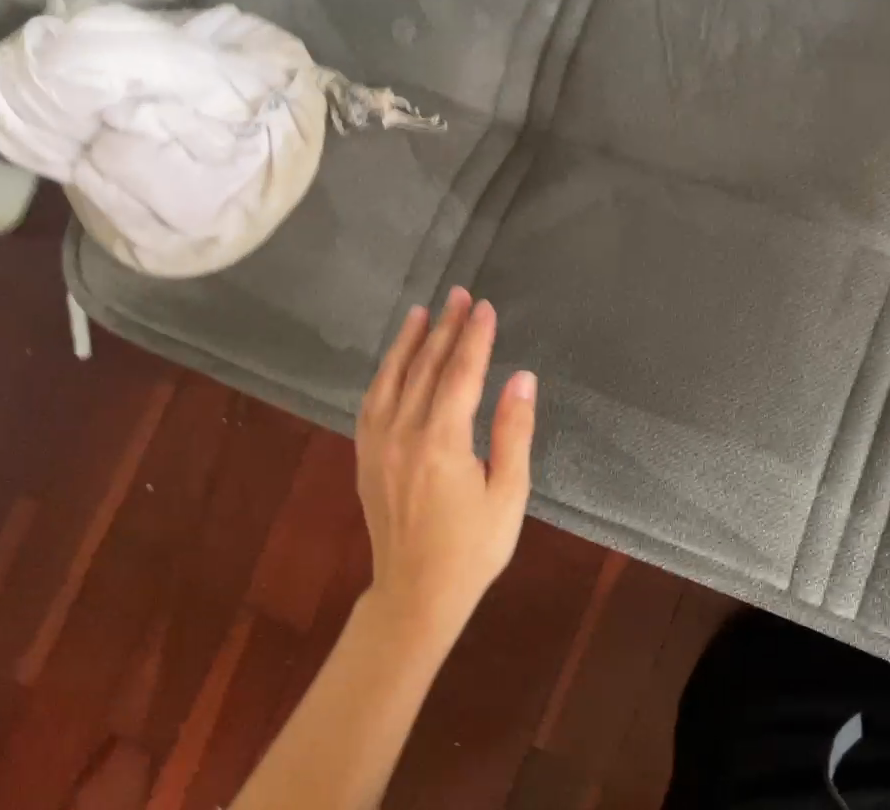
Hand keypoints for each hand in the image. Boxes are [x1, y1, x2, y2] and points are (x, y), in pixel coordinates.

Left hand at [355, 288, 535, 635]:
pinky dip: (385, 374)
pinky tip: (393, 363)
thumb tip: (522, 377)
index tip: (485, 306)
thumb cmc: (474, 546)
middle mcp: (404, 435)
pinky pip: (372, 403)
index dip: (474, 337)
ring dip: (408, 343)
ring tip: (422, 312)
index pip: (461, 374)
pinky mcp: (367, 458)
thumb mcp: (509, 492)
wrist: (417, 594)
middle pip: (426, 369)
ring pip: (391, 380)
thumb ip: (513, 430)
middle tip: (459, 295)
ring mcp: (378, 446)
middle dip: (444, 329)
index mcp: (442, 442)